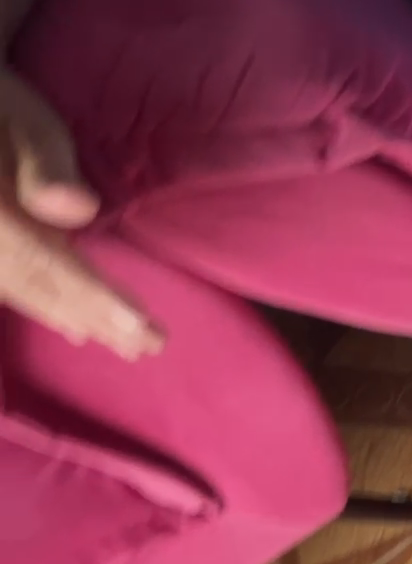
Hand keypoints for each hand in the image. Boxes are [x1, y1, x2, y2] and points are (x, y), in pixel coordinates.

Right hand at [0, 70, 160, 358]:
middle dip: (95, 318)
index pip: (43, 263)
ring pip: (21, 290)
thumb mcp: (25, 122)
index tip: (141, 327)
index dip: (93, 298)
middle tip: (152, 347)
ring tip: (127, 347)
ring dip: (76, 319)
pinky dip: (44, 308)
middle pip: (35, 284)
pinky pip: (6, 284)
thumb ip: (46, 166)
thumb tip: (70, 207)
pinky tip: (76, 330)